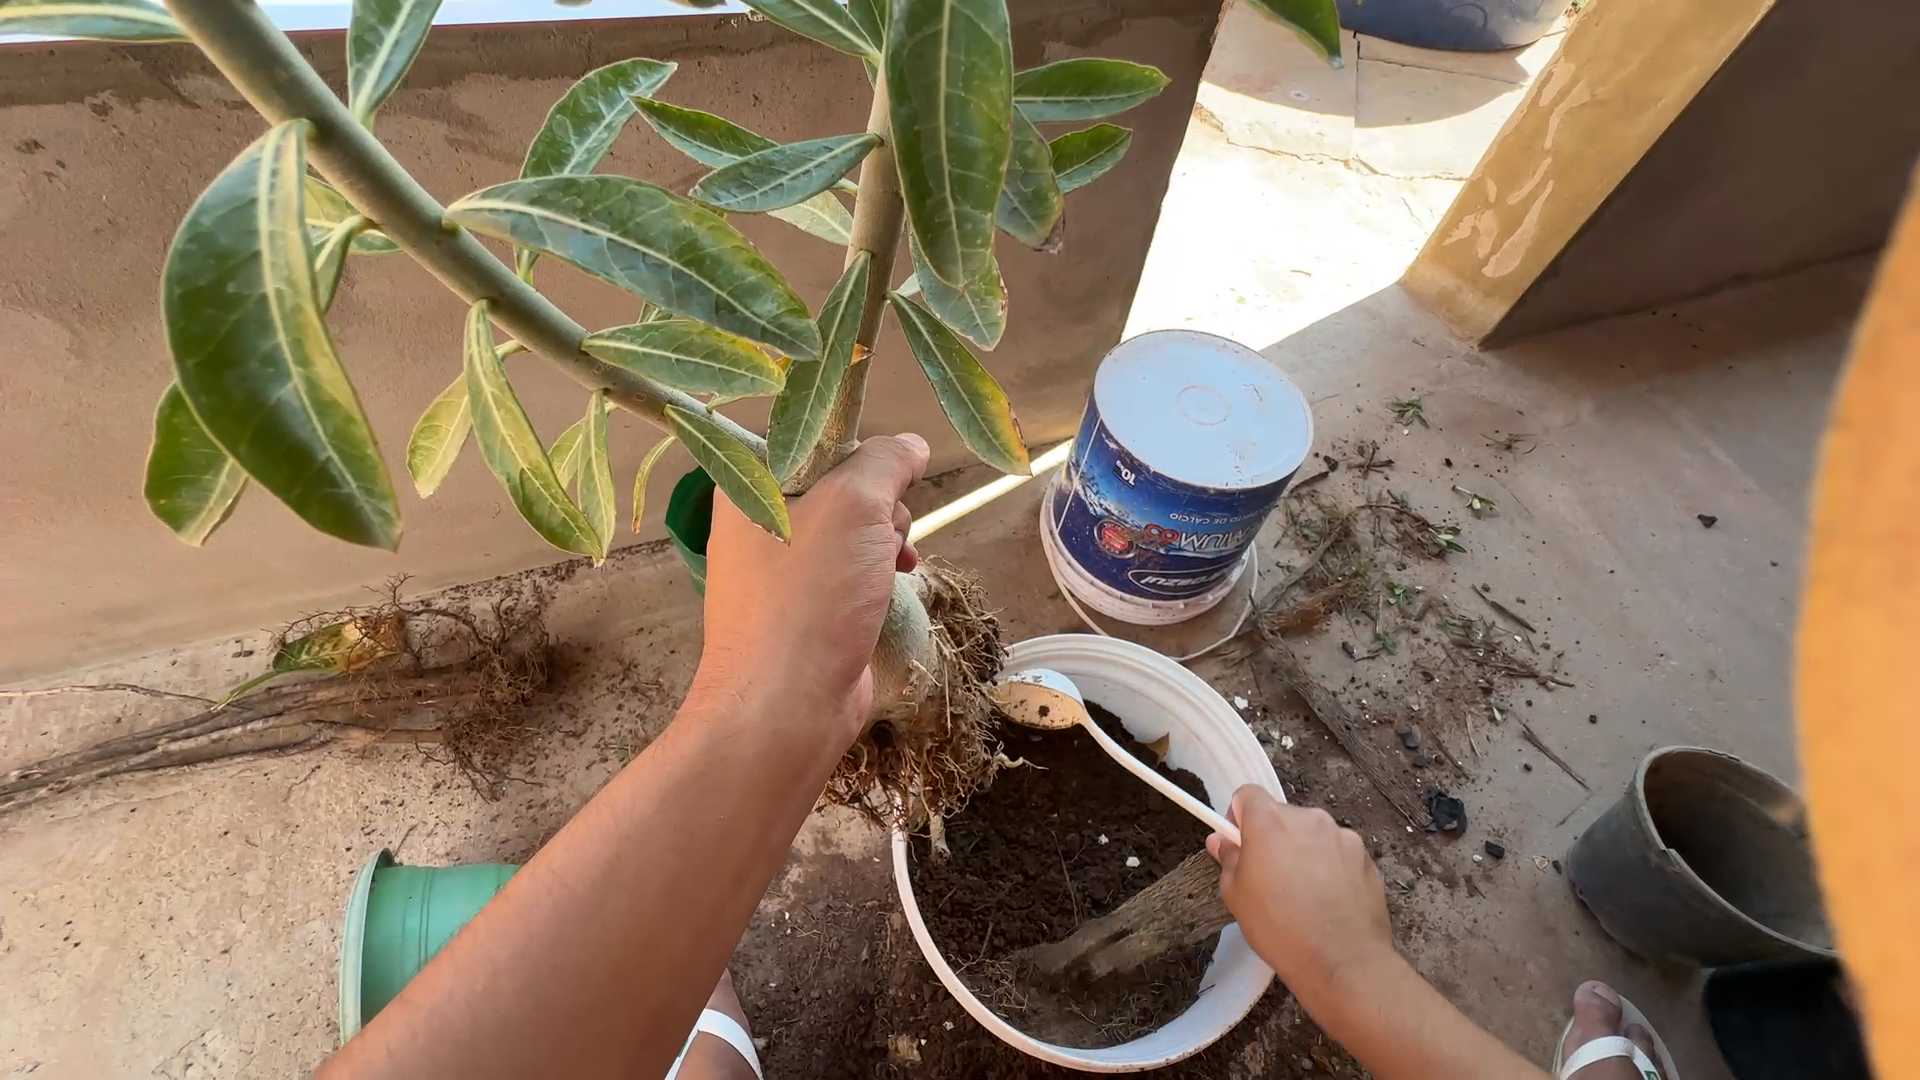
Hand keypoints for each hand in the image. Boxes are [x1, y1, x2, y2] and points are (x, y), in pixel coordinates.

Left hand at [695, 433, 929, 742]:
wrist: (786, 705)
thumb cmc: (810, 595)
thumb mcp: (853, 505)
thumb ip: (886, 461)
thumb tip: (912, 445)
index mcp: (750, 485)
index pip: (812, 437)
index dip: (859, 447)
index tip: (890, 469)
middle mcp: (760, 520)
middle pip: (840, 481)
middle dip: (881, 501)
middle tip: (888, 529)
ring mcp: (783, 566)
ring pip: (852, 525)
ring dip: (887, 535)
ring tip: (896, 562)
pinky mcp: (808, 602)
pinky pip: (851, 564)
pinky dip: (878, 567)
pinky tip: (898, 581)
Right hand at [1208, 787, 1399, 1002]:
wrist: (1344, 964)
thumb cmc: (1278, 926)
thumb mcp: (1235, 894)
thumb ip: (1228, 858)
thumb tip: (1221, 840)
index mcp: (1269, 820)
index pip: (1248, 794)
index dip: (1239, 816)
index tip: (1241, 845)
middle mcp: (1308, 818)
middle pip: (1282, 815)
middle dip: (1274, 838)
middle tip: (1271, 877)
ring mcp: (1343, 836)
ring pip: (1313, 835)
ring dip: (1305, 851)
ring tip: (1307, 893)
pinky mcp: (1367, 859)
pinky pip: (1340, 853)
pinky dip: (1332, 867)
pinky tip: (1332, 901)